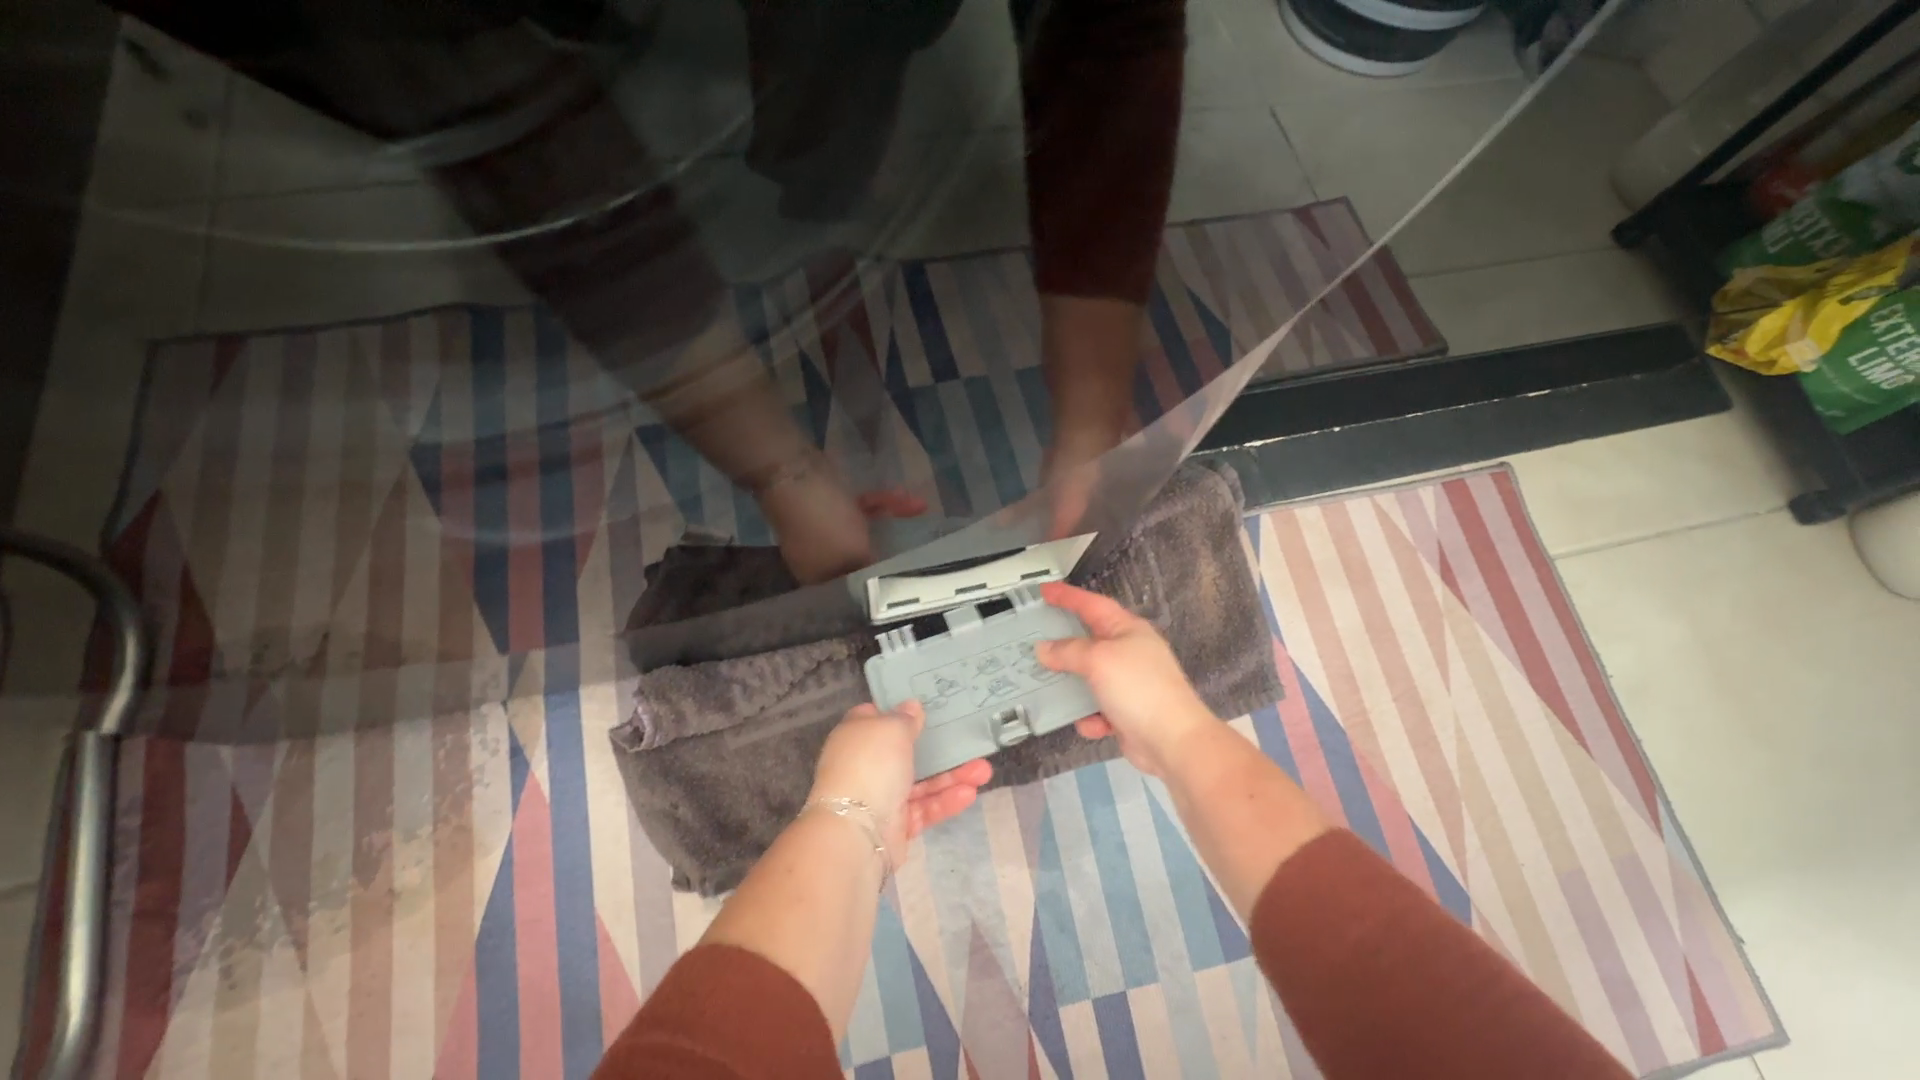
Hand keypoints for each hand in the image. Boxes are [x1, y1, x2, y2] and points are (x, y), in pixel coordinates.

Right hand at [760, 469, 927, 583]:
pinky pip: (863, 509)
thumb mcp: (854, 555)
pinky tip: (906, 496)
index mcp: (818, 578)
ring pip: (866, 529)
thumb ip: (871, 570)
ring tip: (921, 507)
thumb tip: (883, 582)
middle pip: (862, 559)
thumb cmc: (824, 524)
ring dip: (893, 518)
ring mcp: (825, 529)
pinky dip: (882, 504)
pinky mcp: (833, 504)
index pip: (851, 589)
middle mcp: (820, 558)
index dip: (878, 585)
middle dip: (893, 547)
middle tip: (920, 545)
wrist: (795, 472)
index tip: (906, 578)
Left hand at [810, 701, 991, 863]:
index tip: (925, 708)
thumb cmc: (871, 765)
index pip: (876, 718)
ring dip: (951, 777)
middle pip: (906, 753)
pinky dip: (944, 801)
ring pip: (921, 783)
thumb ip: (905, 717)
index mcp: (857, 736)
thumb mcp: (891, 729)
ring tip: (984, 772)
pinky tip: (969, 794)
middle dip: (939, 750)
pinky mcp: (896, 825)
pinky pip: (924, 809)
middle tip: (969, 743)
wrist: (857, 830)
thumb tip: (911, 707)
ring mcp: (881, 796)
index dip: (899, 712)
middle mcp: (867, 764)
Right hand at [1034, 582, 1214, 777]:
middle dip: (1063, 643)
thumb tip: (1043, 648)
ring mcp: (1129, 684)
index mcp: (1127, 630)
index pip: (1092, 605)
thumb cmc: (1139, 688)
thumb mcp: (1098, 660)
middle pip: (1089, 641)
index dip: (1067, 596)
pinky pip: (1098, 710)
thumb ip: (1067, 651)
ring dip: (1071, 685)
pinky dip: (1090, 717)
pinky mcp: (1127, 713)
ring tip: (1046, 687)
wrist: (1172, 741)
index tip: (1044, 591)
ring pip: (1089, 678)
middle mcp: (1129, 653)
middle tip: (1035, 640)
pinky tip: (1088, 724)